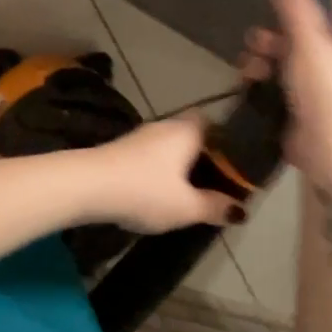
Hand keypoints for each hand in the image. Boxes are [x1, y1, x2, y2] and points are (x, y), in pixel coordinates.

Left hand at [83, 113, 243, 233]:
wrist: (90, 184)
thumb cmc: (145, 190)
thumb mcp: (186, 207)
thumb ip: (215, 206)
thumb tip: (242, 209)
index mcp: (186, 131)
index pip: (213, 123)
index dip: (226, 140)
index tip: (235, 164)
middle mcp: (166, 125)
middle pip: (193, 134)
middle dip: (204, 156)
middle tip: (217, 182)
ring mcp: (142, 135)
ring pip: (172, 145)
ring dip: (182, 164)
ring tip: (192, 191)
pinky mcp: (124, 148)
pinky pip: (154, 154)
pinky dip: (162, 169)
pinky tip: (161, 191)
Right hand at [245, 0, 331, 186]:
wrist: (326, 155)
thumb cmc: (326, 96)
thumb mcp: (311, 47)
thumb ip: (297, 13)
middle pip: (304, 27)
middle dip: (277, 28)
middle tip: (261, 34)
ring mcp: (317, 79)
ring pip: (284, 50)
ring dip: (263, 52)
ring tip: (251, 63)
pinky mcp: (299, 99)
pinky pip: (276, 74)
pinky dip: (261, 73)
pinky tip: (250, 78)